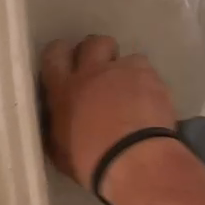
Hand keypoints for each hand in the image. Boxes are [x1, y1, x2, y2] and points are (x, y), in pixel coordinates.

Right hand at [40, 35, 190, 197]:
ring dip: (126, 71)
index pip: (54, 53)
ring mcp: (122, 71)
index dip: (61, 54)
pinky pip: (147, 71)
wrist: (132, 161)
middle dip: (97, 53)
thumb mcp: (59, 148)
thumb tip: (56, 120)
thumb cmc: (89, 161)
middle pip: (92, 42)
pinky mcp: (150, 77)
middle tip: (101, 74)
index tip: (67, 66)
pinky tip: (150, 102)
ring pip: (125, 56)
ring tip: (132, 92)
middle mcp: (90, 72)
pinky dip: (148, 84)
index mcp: (62, 89)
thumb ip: (56, 126)